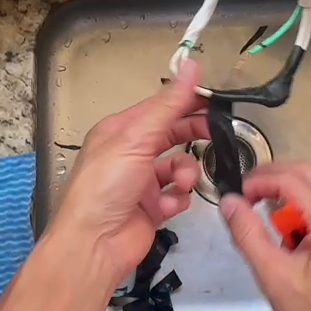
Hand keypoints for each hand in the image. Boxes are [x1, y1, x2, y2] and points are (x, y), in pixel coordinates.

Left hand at [48, 60, 205, 283]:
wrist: (94, 244)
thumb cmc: (106, 185)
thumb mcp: (136, 138)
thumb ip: (168, 105)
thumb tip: (190, 65)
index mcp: (120, 130)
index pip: (159, 107)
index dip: (186, 101)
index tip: (213, 98)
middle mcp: (130, 152)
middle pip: (172, 134)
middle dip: (192, 135)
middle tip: (216, 134)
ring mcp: (142, 181)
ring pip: (179, 166)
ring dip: (185, 173)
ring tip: (181, 183)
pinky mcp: (153, 207)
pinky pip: (177, 194)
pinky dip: (177, 198)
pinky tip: (168, 204)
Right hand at [219, 161, 310, 310]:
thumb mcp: (274, 279)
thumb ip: (248, 234)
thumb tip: (229, 202)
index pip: (292, 179)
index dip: (260, 179)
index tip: (238, 194)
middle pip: (308, 174)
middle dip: (274, 179)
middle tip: (247, 197)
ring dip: (288, 198)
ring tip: (267, 227)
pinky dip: (302, 215)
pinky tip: (289, 243)